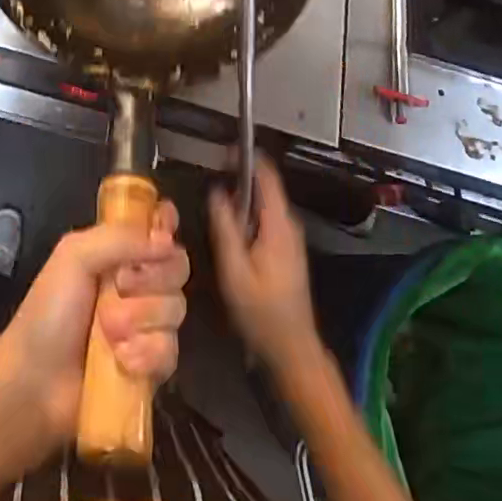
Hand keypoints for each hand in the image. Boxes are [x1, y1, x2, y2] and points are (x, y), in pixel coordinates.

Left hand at [0, 199, 188, 438]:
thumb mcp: (74, 256)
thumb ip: (120, 237)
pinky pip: (170, 350)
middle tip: (120, 287)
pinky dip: (147, 354)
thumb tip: (167, 239)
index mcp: (119, 250)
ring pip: (175, 308)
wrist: (36, 381)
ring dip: (140, 320)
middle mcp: (139, 282)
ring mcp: (148, 324)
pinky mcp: (152, 363)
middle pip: (177, 266)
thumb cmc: (49, 311)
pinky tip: (123, 361)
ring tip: (109, 334)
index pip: (159, 226)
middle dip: (151, 278)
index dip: (167, 227)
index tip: (163, 236)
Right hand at [208, 158, 318, 369]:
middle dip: (238, 178)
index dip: (246, 157)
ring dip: (240, 198)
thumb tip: (216, 191)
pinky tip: (229, 230)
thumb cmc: (261, 312)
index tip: (221, 152)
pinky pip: (264, 219)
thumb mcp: (234, 271)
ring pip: (263, 204)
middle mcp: (289, 224)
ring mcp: (290, 237)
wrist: (292, 348)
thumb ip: (225, 228)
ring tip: (213, 203)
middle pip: (265, 187)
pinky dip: (246, 215)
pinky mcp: (286, 249)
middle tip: (209, 181)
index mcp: (279, 224)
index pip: (267, 175)